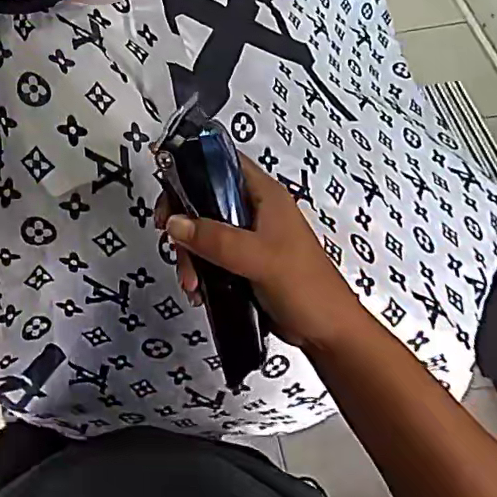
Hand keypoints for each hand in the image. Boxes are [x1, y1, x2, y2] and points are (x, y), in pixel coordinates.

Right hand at [160, 153, 366, 349]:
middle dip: (185, 222)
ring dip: (190, 253)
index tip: (168, 187)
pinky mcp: (243, 260)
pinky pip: (209, 254)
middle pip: (204, 198)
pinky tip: (198, 288)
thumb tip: (176, 223)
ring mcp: (248, 236)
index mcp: (265, 195)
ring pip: (203, 230)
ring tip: (191, 279)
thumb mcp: (258, 258)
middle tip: (172, 240)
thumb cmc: (308, 288)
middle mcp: (254, 209)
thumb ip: (215, 238)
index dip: (192, 165)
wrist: (328, 334)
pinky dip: (199, 268)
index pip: (222, 162)